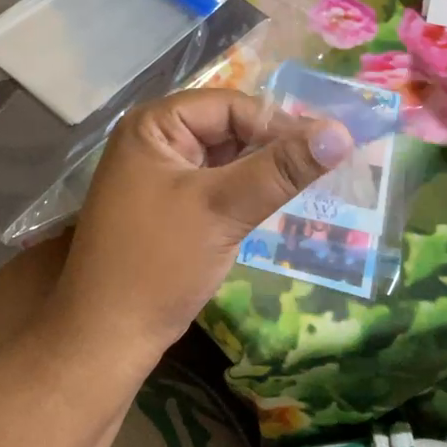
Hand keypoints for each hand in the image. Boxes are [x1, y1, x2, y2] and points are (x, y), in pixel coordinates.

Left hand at [49, 88, 352, 357]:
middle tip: (323, 168)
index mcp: (153, 124)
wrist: (104, 340)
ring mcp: (156, 174)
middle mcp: (152, 139)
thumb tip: (342, 132)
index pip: (231, 106)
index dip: (279, 124)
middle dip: (271, 147)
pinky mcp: (165, 205)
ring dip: (260, 170)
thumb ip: (282, 168)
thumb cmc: (158, 264)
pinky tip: (271, 205)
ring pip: (224, 157)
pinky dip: (242, 191)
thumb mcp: (225, 208)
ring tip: (305, 185)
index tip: (327, 150)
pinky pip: (213, 183)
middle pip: (228, 127)